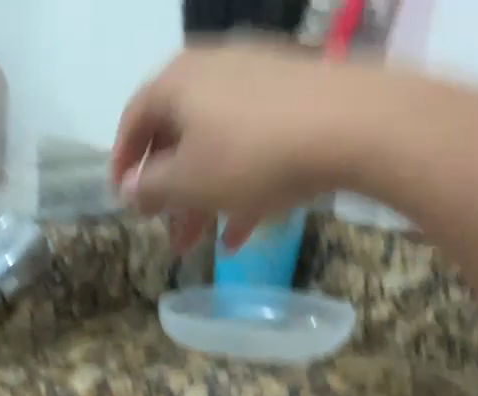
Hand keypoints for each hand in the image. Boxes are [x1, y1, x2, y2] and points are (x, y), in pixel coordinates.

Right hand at [112, 44, 386, 249]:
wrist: (354, 125)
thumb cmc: (250, 156)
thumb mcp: (187, 183)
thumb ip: (151, 188)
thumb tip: (129, 188)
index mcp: (177, 82)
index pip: (133, 120)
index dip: (123, 165)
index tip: (123, 201)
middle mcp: (213, 71)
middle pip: (178, 137)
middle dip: (169, 193)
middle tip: (166, 235)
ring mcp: (258, 82)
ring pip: (216, 147)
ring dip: (204, 198)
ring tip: (202, 243)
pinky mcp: (296, 99)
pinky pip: (254, 146)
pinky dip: (241, 187)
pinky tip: (242, 232)